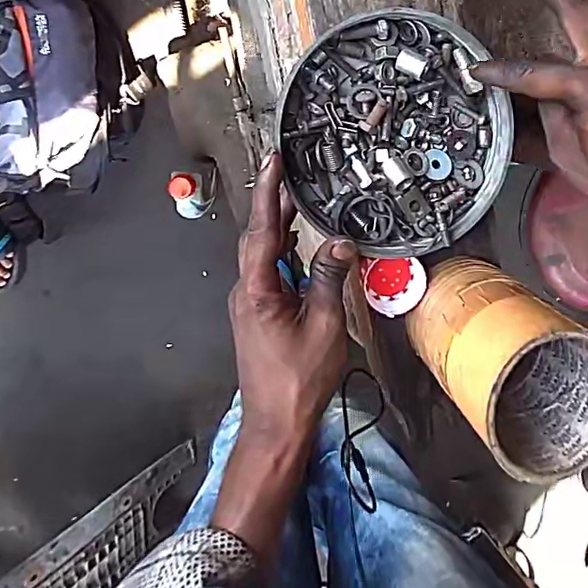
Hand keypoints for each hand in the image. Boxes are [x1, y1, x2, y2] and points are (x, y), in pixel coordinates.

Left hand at [230, 152, 358, 443]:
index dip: (268, 192)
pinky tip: (299, 242)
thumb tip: (339, 243)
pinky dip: (284, 249)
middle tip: (286, 171)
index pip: (261, 229)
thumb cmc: (296, 381)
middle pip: (259, 236)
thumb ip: (330, 279)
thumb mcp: (323, 325)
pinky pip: (270, 270)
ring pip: (264, 253)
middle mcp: (248, 291)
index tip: (272, 163)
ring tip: (296, 198)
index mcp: (257, 290)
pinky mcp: (260, 312)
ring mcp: (251, 302)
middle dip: (272, 201)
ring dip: (279, 225)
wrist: (276, 424)